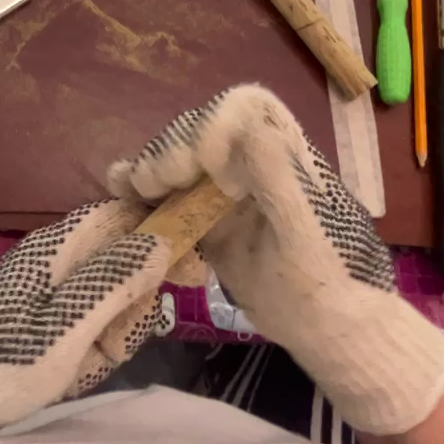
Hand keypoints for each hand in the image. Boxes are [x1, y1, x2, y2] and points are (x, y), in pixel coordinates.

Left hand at [0, 200, 170, 443]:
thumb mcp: (61, 328)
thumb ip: (110, 283)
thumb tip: (158, 241)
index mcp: (58, 247)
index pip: (120, 216)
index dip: (160, 229)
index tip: (192, 262)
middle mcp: (59, 258)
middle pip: (123, 256)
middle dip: (136, 296)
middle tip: (122, 339)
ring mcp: (54, 288)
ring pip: (113, 293)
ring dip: (116, 326)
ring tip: (92, 359)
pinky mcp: (51, 316)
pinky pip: (94, 319)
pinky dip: (98, 343)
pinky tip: (82, 366)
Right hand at [108, 84, 443, 433]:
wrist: (321, 329)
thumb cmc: (321, 279)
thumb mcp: (300, 231)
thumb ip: (276, 180)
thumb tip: (249, 130)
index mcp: (278, 156)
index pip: (241, 114)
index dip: (209, 125)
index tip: (191, 160)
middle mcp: (248, 166)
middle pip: (200, 137)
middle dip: (170, 152)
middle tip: (150, 182)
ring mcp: (224, 195)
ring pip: (180, 166)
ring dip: (151, 169)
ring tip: (127, 184)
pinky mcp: (207, 222)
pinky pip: (172, 200)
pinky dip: (145, 195)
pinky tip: (122, 191)